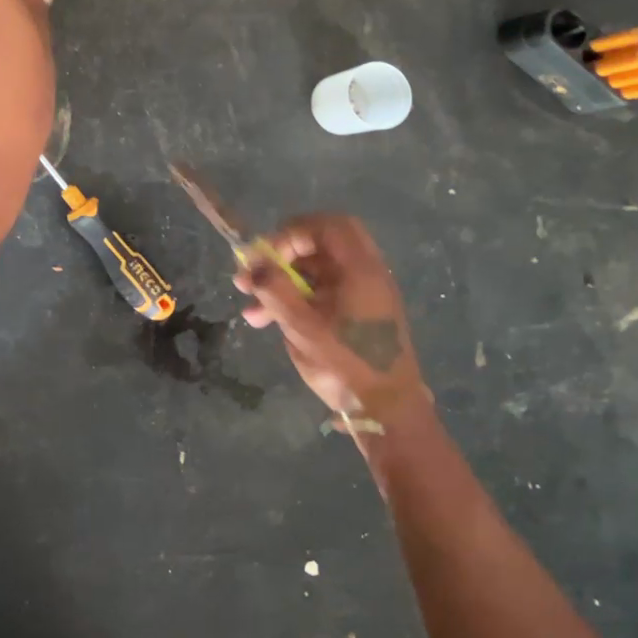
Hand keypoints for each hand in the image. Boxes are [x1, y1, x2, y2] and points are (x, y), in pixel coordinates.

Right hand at [232, 215, 428, 423]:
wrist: (386, 410)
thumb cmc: (347, 364)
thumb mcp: (301, 325)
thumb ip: (275, 288)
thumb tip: (252, 261)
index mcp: (360, 271)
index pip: (327, 226)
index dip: (291, 233)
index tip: (265, 258)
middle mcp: (364, 276)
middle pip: (319, 246)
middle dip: (281, 257)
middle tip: (253, 274)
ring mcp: (360, 296)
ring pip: (314, 272)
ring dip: (280, 282)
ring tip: (250, 308)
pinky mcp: (354, 316)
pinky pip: (318, 294)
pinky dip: (292, 300)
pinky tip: (266, 321)